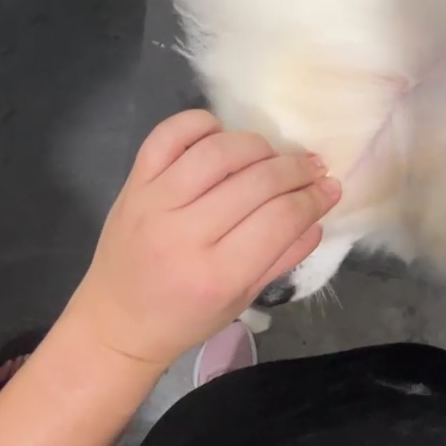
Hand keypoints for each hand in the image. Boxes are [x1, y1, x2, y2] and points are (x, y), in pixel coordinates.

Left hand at [60, 110, 340, 369]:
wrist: (116, 322)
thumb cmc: (186, 317)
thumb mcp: (243, 299)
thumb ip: (285, 256)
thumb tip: (321, 211)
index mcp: (215, 275)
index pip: (280, 218)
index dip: (313, 198)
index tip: (330, 188)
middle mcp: (183, 234)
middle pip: (256, 181)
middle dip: (296, 169)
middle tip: (313, 168)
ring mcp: (153, 202)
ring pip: (219, 151)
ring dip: (258, 145)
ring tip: (273, 155)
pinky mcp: (134, 182)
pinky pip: (170, 134)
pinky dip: (202, 124)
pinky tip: (223, 136)